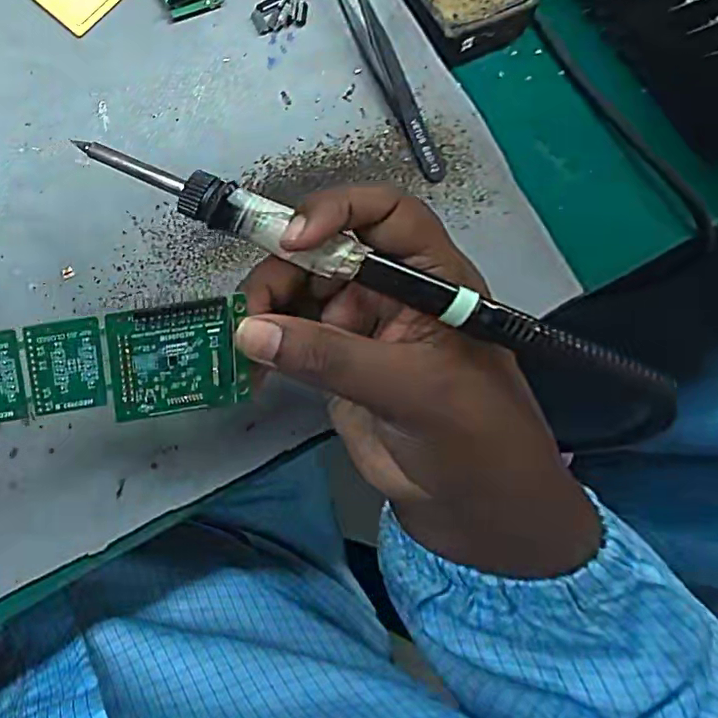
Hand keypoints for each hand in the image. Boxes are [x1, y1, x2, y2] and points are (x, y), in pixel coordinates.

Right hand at [236, 186, 597, 577]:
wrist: (471, 506)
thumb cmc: (473, 439)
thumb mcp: (410, 390)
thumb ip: (331, 357)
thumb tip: (250, 331)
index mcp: (429, 277)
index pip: (386, 214)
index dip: (338, 211)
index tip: (295, 241)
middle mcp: (387, 287)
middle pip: (320, 250)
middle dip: (280, 272)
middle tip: (251, 313)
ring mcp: (353, 321)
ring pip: (293, 288)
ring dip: (261, 309)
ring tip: (244, 346)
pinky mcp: (327, 354)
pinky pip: (282, 332)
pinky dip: (259, 343)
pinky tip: (249, 368)